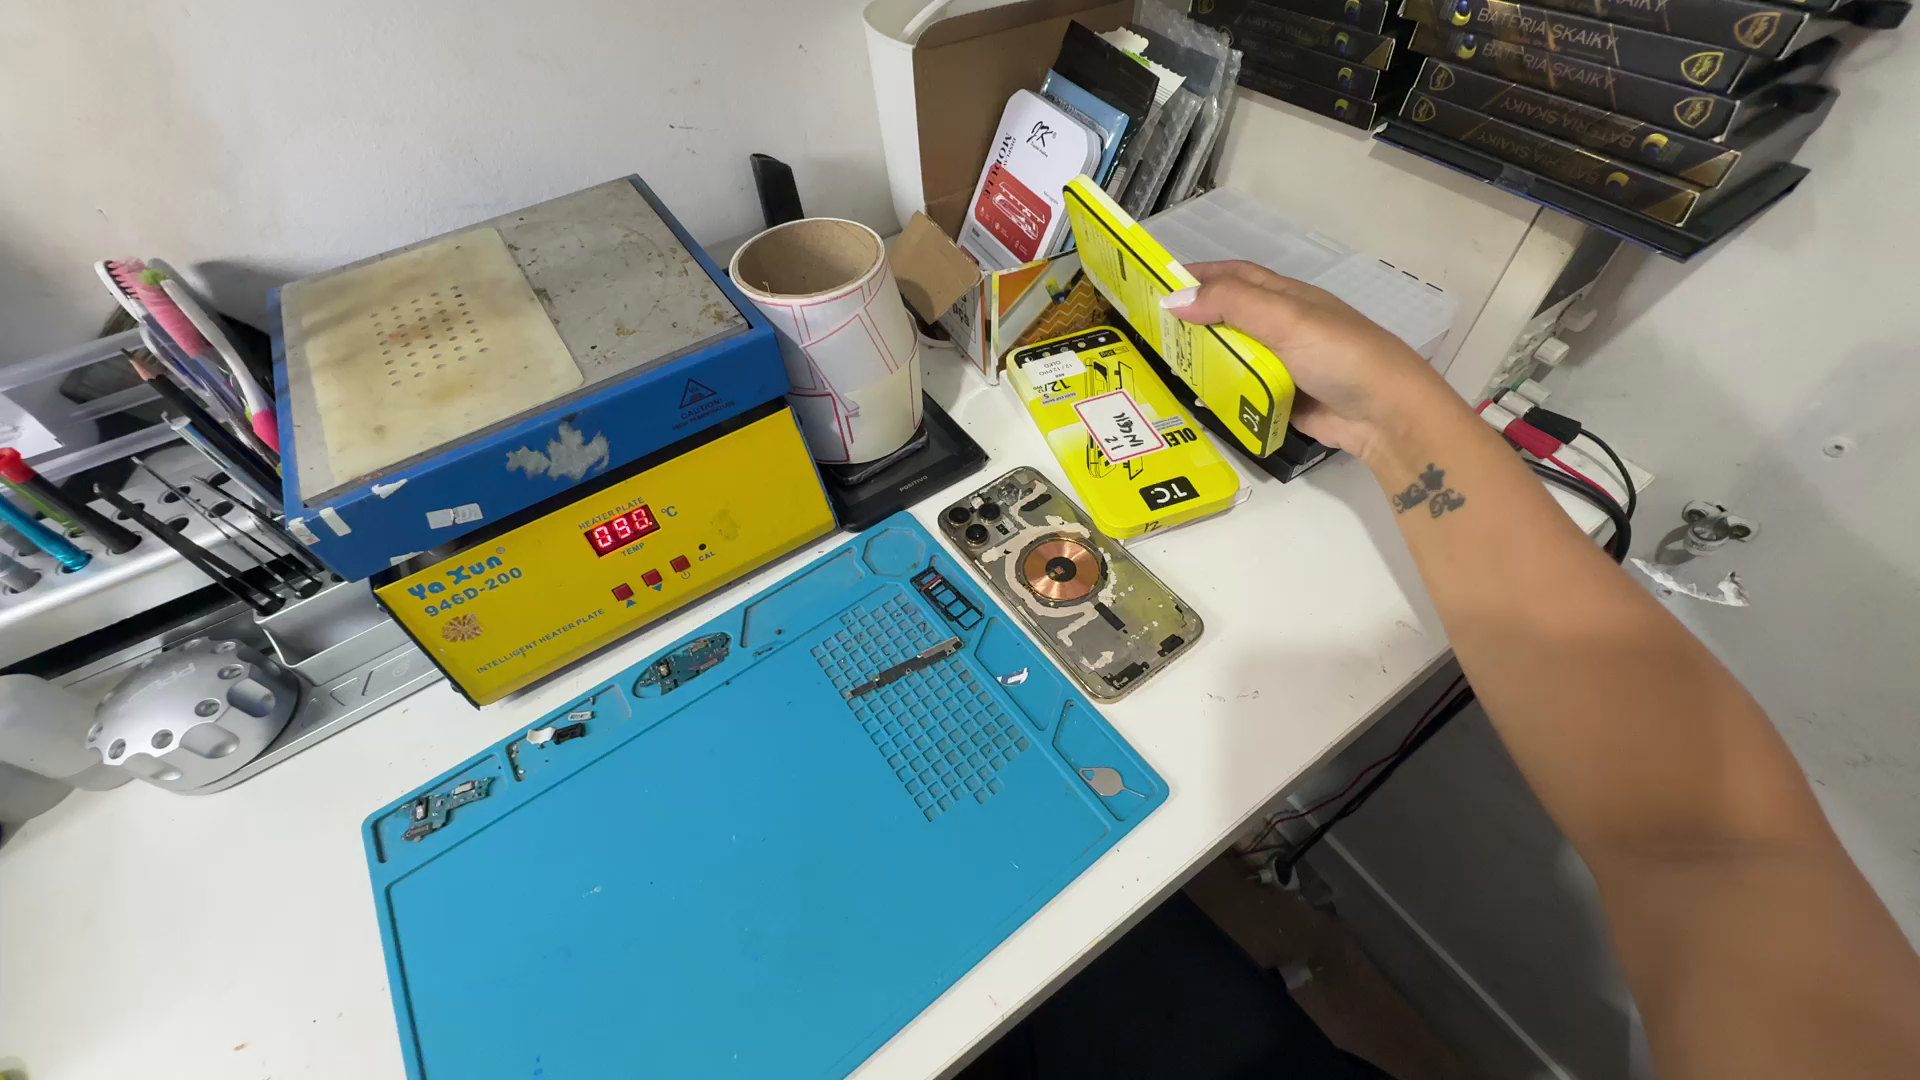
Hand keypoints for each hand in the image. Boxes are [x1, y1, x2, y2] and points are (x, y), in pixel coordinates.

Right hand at [1161, 260, 1453, 461]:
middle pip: (1228, 316)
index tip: (1156, 281)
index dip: (1199, 275)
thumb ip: (1232, 305)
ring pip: (1231, 355)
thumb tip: (1175, 299)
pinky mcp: (1280, 397)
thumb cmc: (1340, 355)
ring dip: (1200, 358)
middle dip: (1192, 318)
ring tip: (1162, 363)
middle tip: (1148, 328)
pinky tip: (1194, 398)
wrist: (1384, 414)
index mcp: (1286, 298)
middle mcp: (1281, 326)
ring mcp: (1281, 363)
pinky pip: (1240, 391)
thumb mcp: (1285, 321)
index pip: (1235, 276)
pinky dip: (1217, 392)